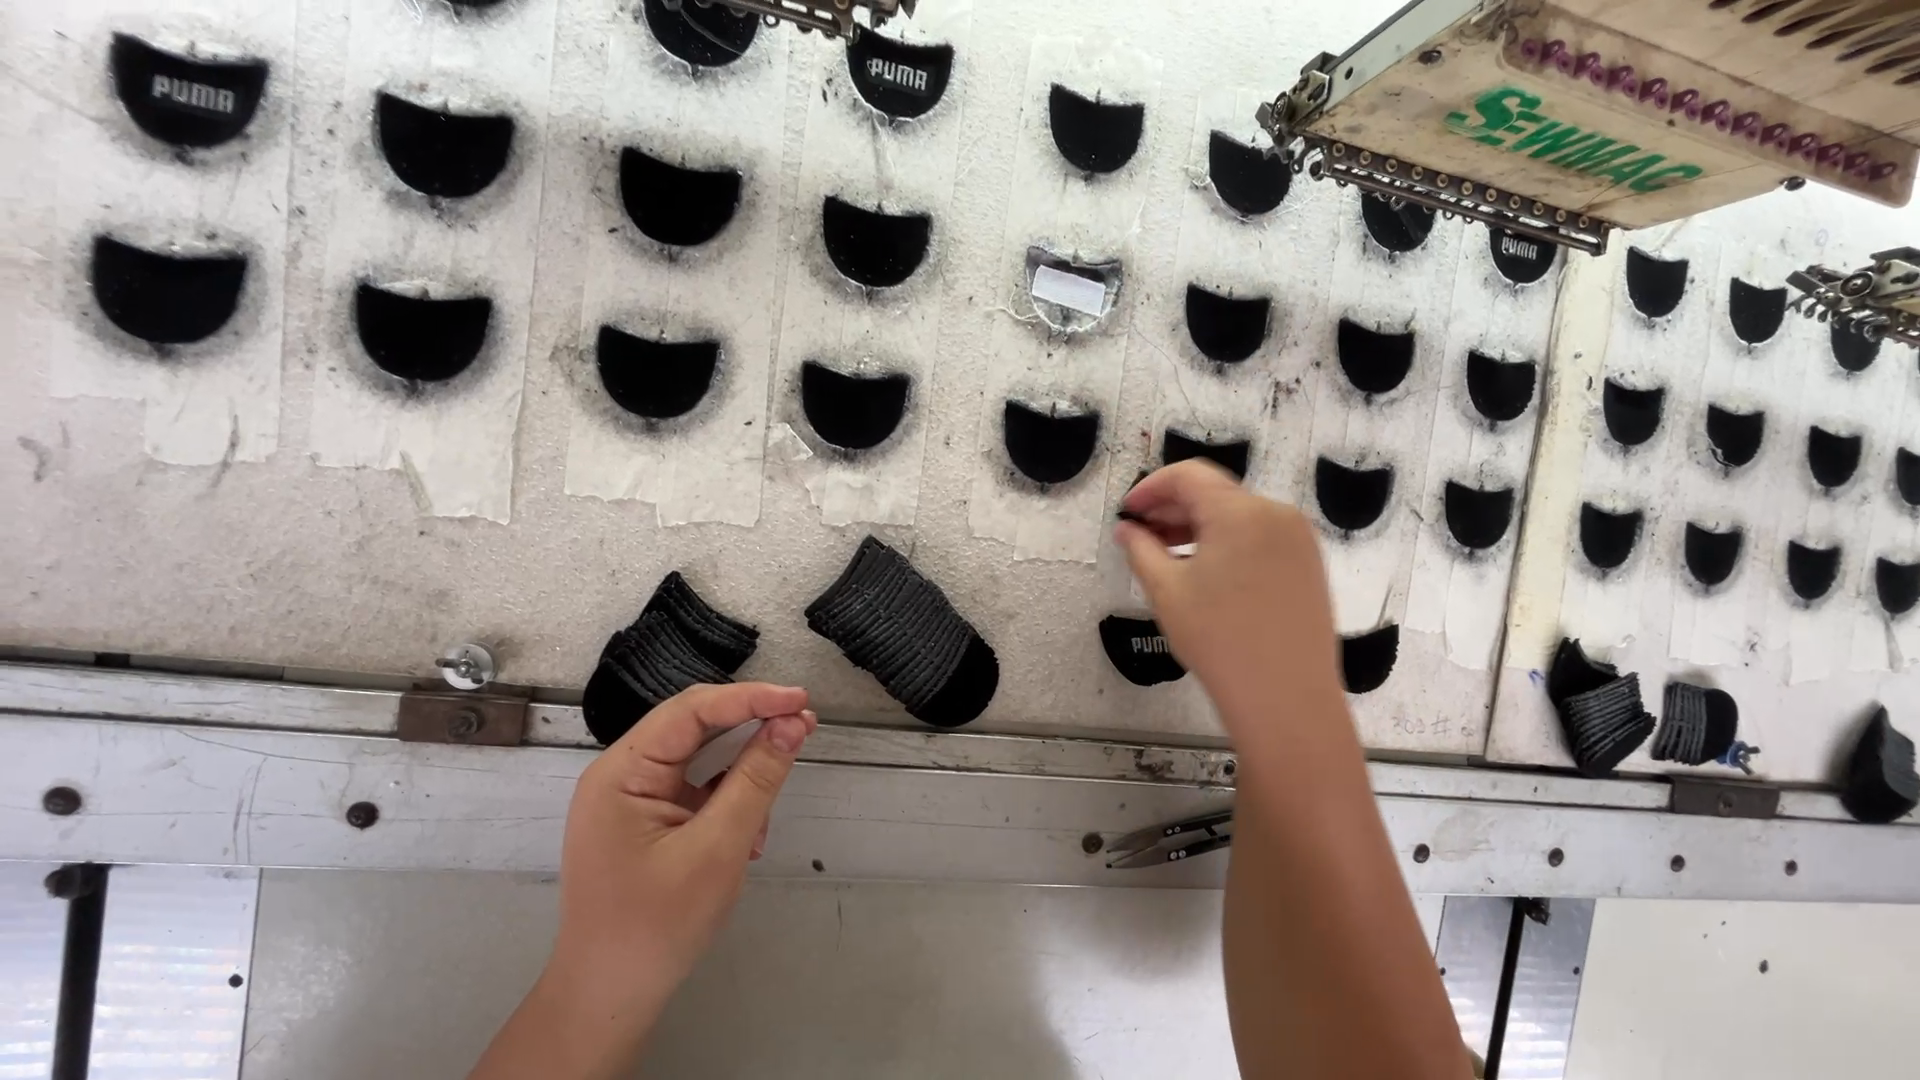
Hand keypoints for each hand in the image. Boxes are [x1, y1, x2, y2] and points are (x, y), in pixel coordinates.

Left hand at [470, 683, 817, 1079]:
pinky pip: (696, 791)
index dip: (750, 698)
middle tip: (803, 726)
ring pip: (700, 760)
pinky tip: (752, 835)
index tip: (801, 699)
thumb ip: (757, 779)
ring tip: (774, 800)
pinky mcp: (648, 822)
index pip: (691, 711)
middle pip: (694, 728)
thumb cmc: (657, 924)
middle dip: (750, 726)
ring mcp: (633, 799)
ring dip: (743, 774)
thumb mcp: (718, 849)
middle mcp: (622, 774)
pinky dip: (729, 803)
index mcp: (622, 772)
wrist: (609, 999)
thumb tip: (793, 723)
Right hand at [1114, 460, 1342, 730]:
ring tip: (1167, 555)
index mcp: (1240, 512)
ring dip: (1199, 526)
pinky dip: (1227, 542)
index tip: (1128, 512)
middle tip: (1140, 535)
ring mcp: (1298, 539)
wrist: (1286, 696)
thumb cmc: (1219, 639)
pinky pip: (1260, 536)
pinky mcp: (1308, 564)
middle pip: (1215, 493)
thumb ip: (1141, 550)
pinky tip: (1204, 571)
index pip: (1188, 476)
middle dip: (1173, 508)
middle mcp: (1275, 513)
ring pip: (1238, 515)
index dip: (1151, 488)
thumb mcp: (1167, 591)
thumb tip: (1127, 529)